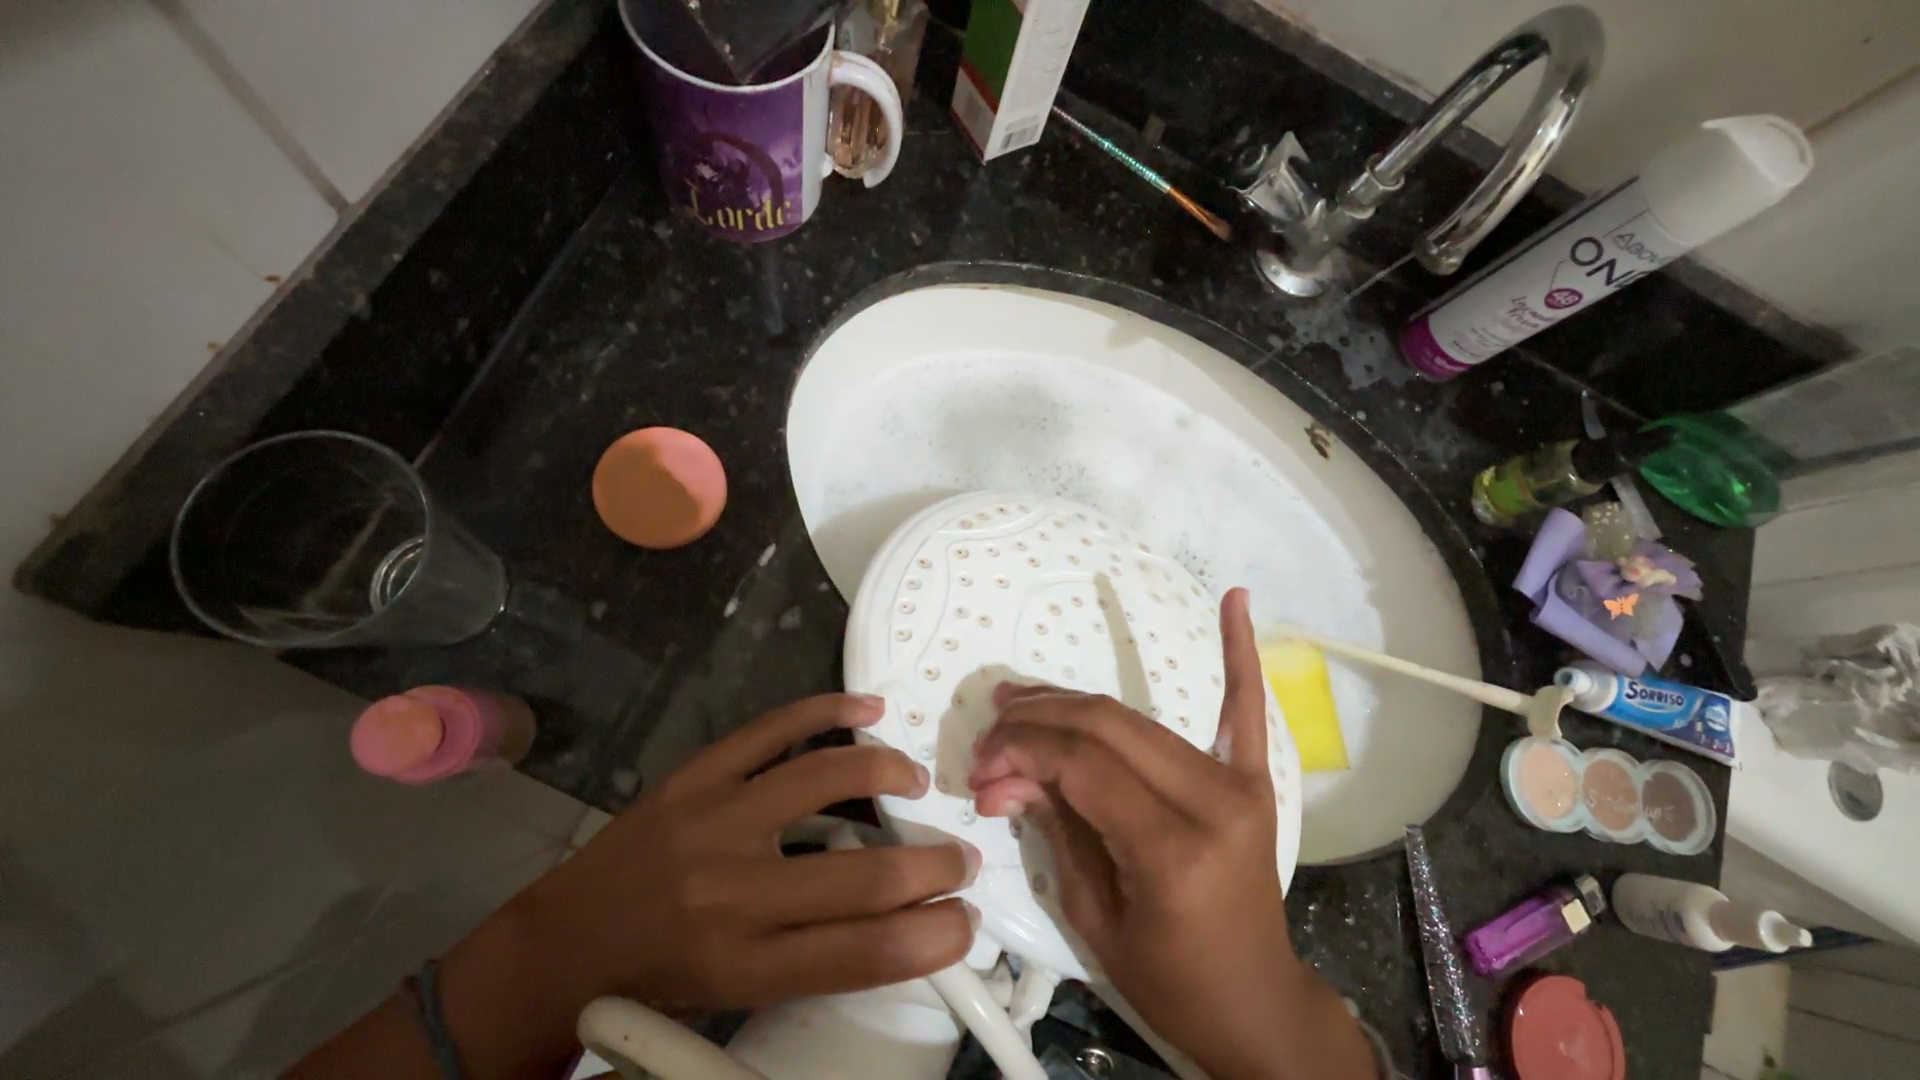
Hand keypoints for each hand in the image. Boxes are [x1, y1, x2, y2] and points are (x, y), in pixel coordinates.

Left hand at [518, 693, 979, 1009]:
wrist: (563, 942)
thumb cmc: (658, 979)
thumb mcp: (738, 994)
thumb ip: (820, 958)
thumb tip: (905, 921)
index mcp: (745, 965)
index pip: (864, 953)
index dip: (933, 936)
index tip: (967, 921)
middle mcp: (733, 894)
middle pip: (863, 879)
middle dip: (934, 866)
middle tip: (962, 857)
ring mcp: (713, 821)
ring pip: (823, 780)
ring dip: (888, 775)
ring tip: (915, 780)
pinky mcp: (695, 776)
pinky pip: (772, 730)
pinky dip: (827, 712)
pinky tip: (868, 709)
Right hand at [966, 589, 1371, 1079]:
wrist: (1254, 1002)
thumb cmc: (1169, 980)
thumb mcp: (1094, 915)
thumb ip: (1056, 826)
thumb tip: (1004, 774)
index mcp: (1172, 849)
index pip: (1082, 764)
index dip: (1022, 750)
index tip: (982, 764)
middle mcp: (1211, 801)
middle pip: (1106, 727)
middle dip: (1035, 722)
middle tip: (990, 734)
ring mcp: (1238, 783)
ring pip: (1137, 718)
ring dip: (1073, 702)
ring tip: (1020, 698)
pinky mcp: (1252, 779)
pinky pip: (1243, 709)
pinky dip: (1238, 653)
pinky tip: (1234, 600)